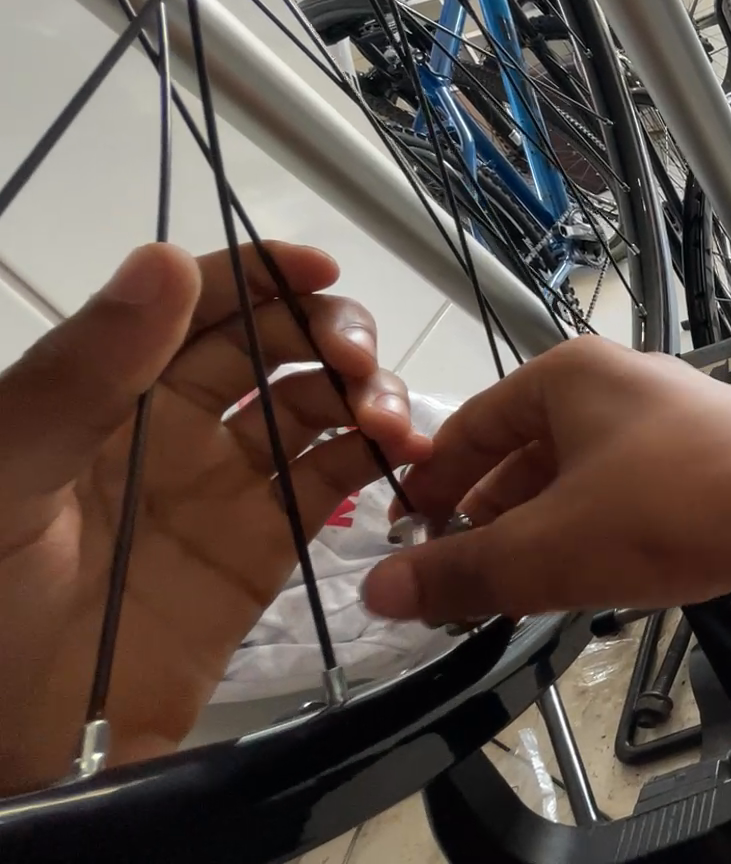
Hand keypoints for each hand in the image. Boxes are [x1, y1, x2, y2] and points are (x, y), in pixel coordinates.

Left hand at [0, 242, 430, 791]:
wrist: (8, 751)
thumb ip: (81, 373)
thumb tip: (168, 259)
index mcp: (108, 397)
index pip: (196, 308)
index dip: (260, 276)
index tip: (322, 271)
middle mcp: (179, 427)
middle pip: (282, 349)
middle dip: (335, 338)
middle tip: (360, 365)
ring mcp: (237, 482)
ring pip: (328, 407)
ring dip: (372, 397)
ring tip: (391, 426)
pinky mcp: (279, 537)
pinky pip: (346, 476)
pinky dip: (388, 455)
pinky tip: (411, 455)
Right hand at [362, 337, 730, 623]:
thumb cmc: (666, 509)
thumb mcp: (543, 551)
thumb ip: (460, 572)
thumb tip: (383, 589)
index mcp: (574, 376)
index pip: (474, 423)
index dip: (435, 482)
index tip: (411, 532)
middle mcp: (633, 379)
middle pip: (537, 444)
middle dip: (498, 509)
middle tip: (470, 567)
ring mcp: (688, 409)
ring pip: (596, 467)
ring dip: (558, 520)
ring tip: (535, 575)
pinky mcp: (729, 445)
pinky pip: (649, 480)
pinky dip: (617, 519)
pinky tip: (616, 563)